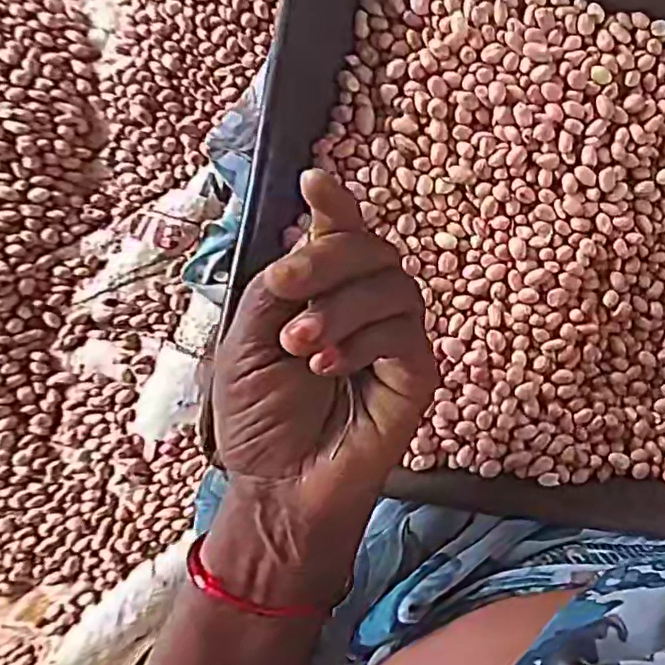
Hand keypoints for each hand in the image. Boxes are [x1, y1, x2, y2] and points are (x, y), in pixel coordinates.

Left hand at [212, 169, 438, 490]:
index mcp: (324, 293)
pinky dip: (364, 341)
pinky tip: (330, 366)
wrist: (281, 483)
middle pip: (373, 250)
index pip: (341, 237)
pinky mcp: (417, 370)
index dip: (335, 205)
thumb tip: (312, 239)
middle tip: (287, 289)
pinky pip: (404, 333)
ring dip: (341, 309)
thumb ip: (279, 289)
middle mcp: (367, 306)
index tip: (314, 181)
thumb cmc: (260, 415)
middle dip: (328, 259)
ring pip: (392, 288)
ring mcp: (396, 337)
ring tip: (302, 347)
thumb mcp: (247, 341)